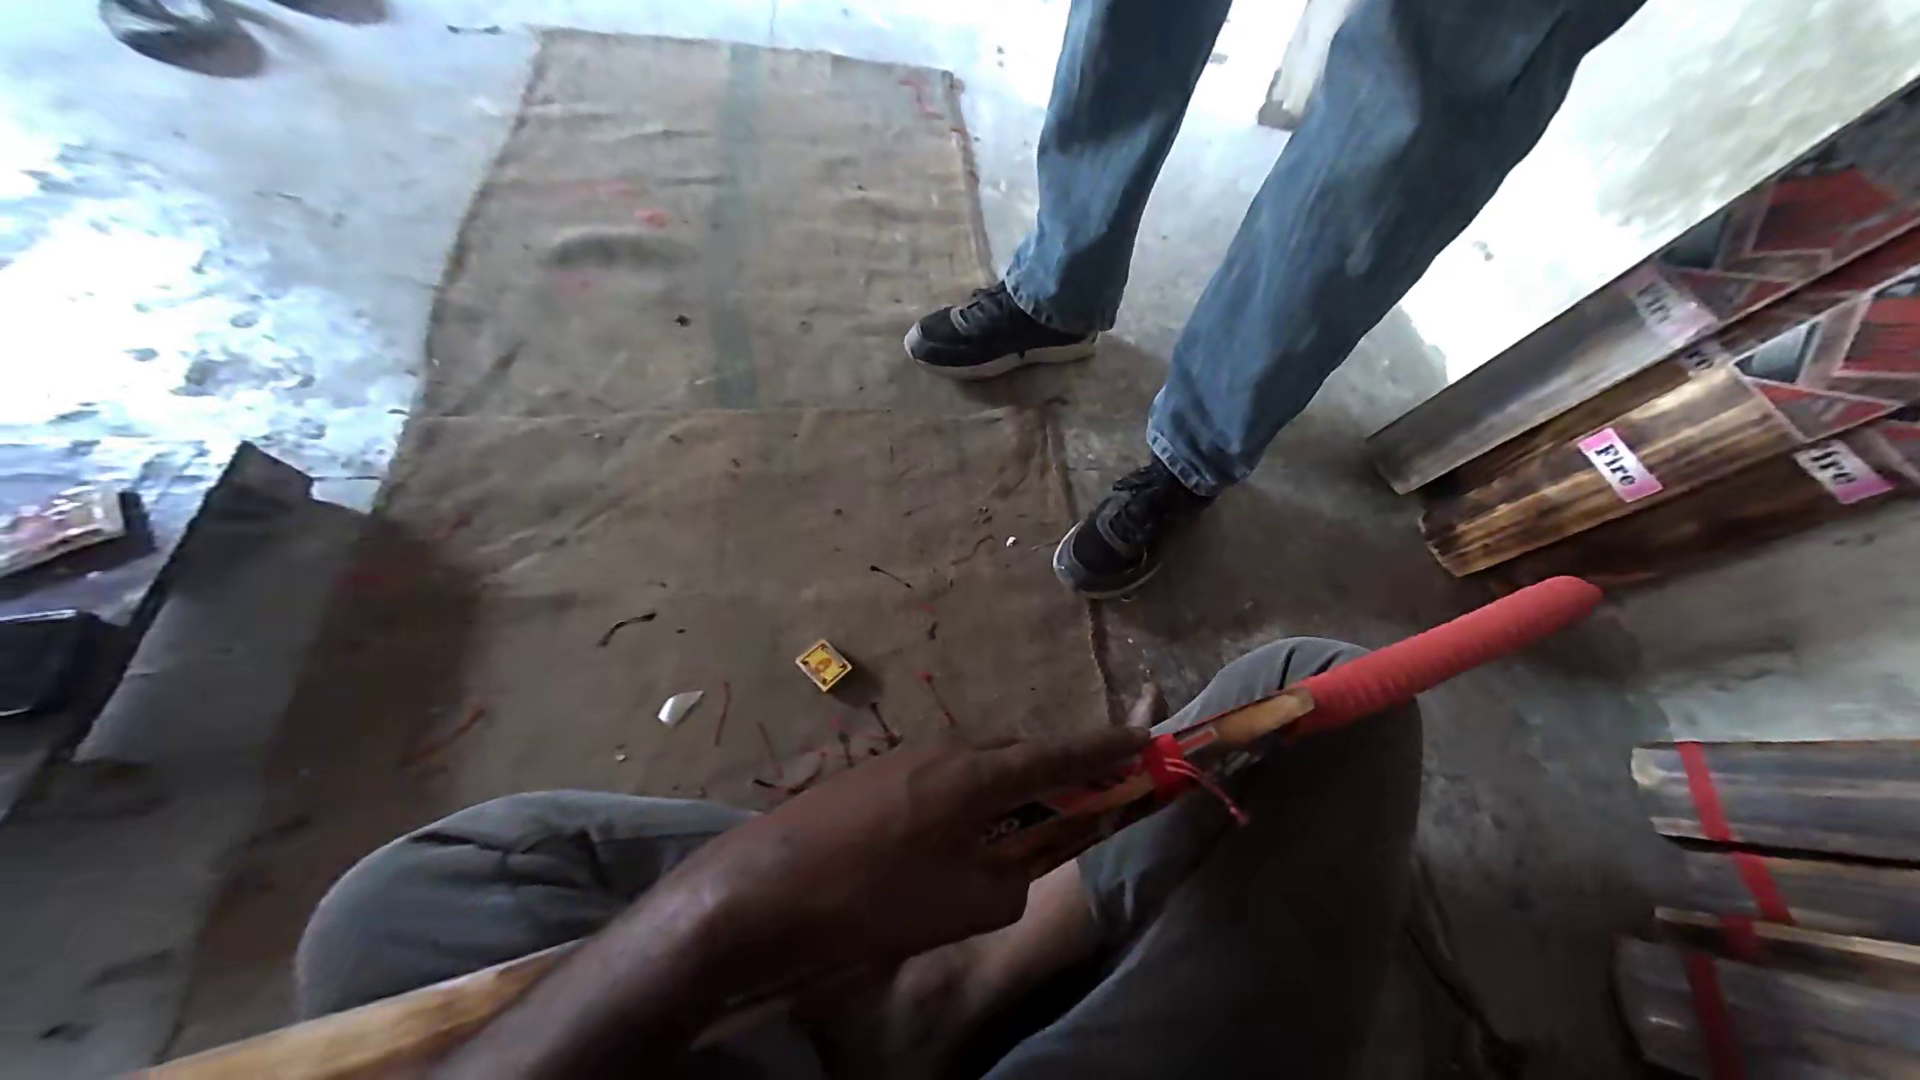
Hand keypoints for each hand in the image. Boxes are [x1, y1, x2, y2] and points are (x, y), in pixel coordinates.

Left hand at [669, 725, 1148, 982]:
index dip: (1104, 748)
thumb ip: (1014, 877)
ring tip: (1005, 828)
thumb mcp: (964, 905)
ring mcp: (908, 751)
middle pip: (1018, 752)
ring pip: (977, 761)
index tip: (1142, 736)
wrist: (768, 882)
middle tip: (1073, 800)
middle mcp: (947, 748)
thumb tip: (1022, 859)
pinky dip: (966, 791)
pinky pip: (943, 770)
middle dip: (1053, 771)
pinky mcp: (879, 766)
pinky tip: (946, 830)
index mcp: (976, 776)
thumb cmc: (873, 898)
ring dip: (1004, 786)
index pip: (1058, 756)